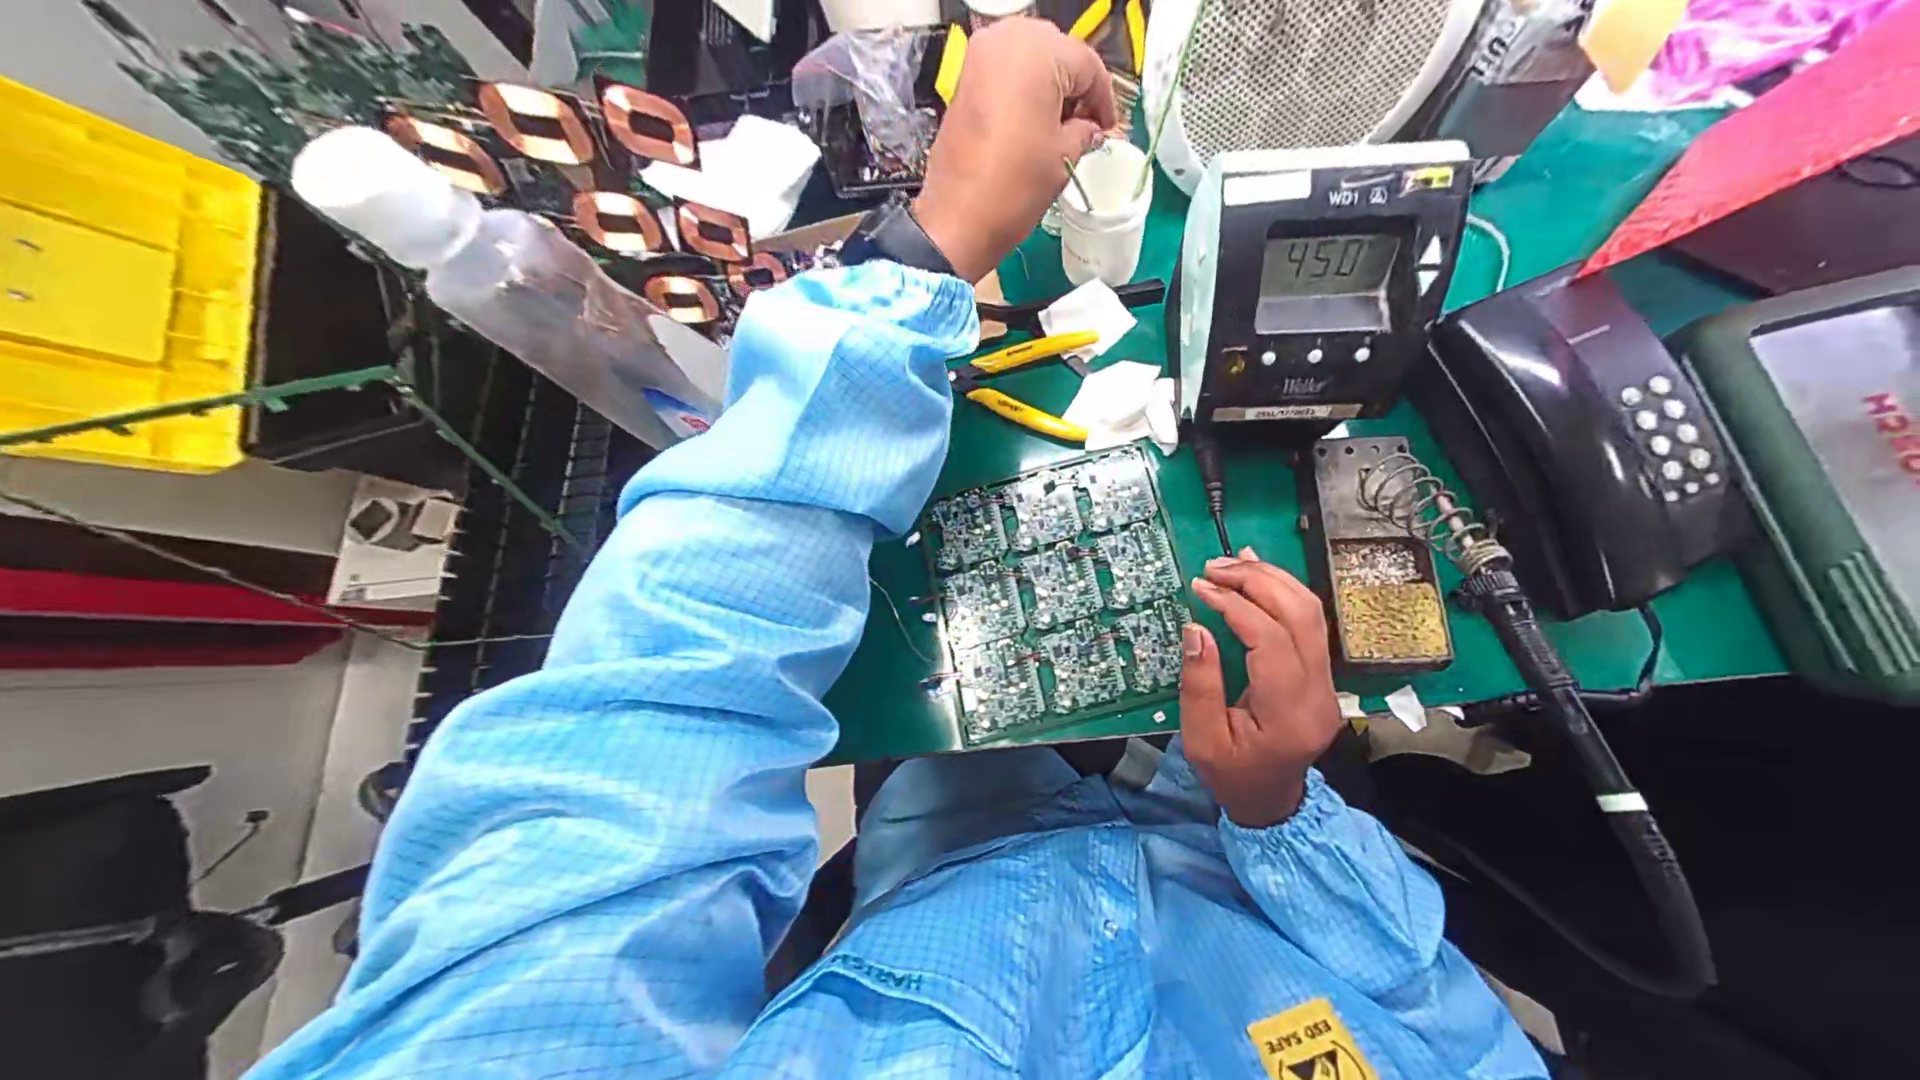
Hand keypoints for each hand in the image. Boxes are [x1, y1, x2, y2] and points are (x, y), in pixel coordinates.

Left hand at [912, 17, 1118, 281]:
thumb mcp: (1062, 157)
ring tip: (1060, 128)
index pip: (1086, 63)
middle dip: (1074, 87)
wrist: (958, 222)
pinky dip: (1022, 95)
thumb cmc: (1015, 188)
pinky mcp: (964, 84)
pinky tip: (1033, 126)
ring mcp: (979, 61)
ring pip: (1029, 61)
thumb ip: (1084, 131)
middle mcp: (1005, 43)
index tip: (1108, 127)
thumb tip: (1090, 127)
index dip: (1103, 97)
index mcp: (1036, 53)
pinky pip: (1004, 76)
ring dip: (1048, 89)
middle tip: (1086, 125)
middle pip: (1056, 53)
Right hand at [1180, 549, 1344, 827]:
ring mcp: (1327, 682)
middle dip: (1257, 581)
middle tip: (1214, 568)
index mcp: (1289, 714)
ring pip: (1312, 612)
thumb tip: (1196, 629)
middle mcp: (1319, 692)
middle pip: (1301, 616)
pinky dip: (1283, 592)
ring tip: (1233, 562)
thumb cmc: (1232, 775)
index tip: (1201, 589)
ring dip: (1272, 579)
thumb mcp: (1201, 740)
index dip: (1236, 606)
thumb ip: (1199, 685)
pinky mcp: (1322, 674)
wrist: (1272, 801)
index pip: (1270, 641)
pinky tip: (1258, 574)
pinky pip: (1309, 622)